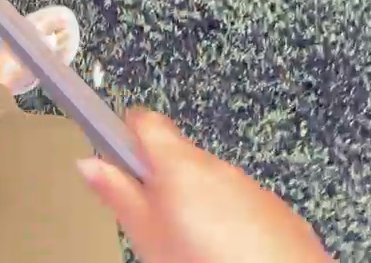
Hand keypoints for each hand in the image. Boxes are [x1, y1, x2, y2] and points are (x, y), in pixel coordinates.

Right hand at [78, 109, 330, 262]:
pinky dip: (235, 222)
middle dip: (165, 180)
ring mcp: (253, 188)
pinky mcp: (284, 215)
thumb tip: (87, 162)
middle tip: (158, 221)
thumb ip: (117, 194)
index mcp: (177, 162)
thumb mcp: (148, 236)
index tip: (123, 161)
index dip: (128, 135)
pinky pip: (246, 205)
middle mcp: (216, 164)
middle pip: (178, 155)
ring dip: (200, 201)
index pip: (145, 120)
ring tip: (198, 247)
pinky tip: (233, 255)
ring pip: (212, 182)